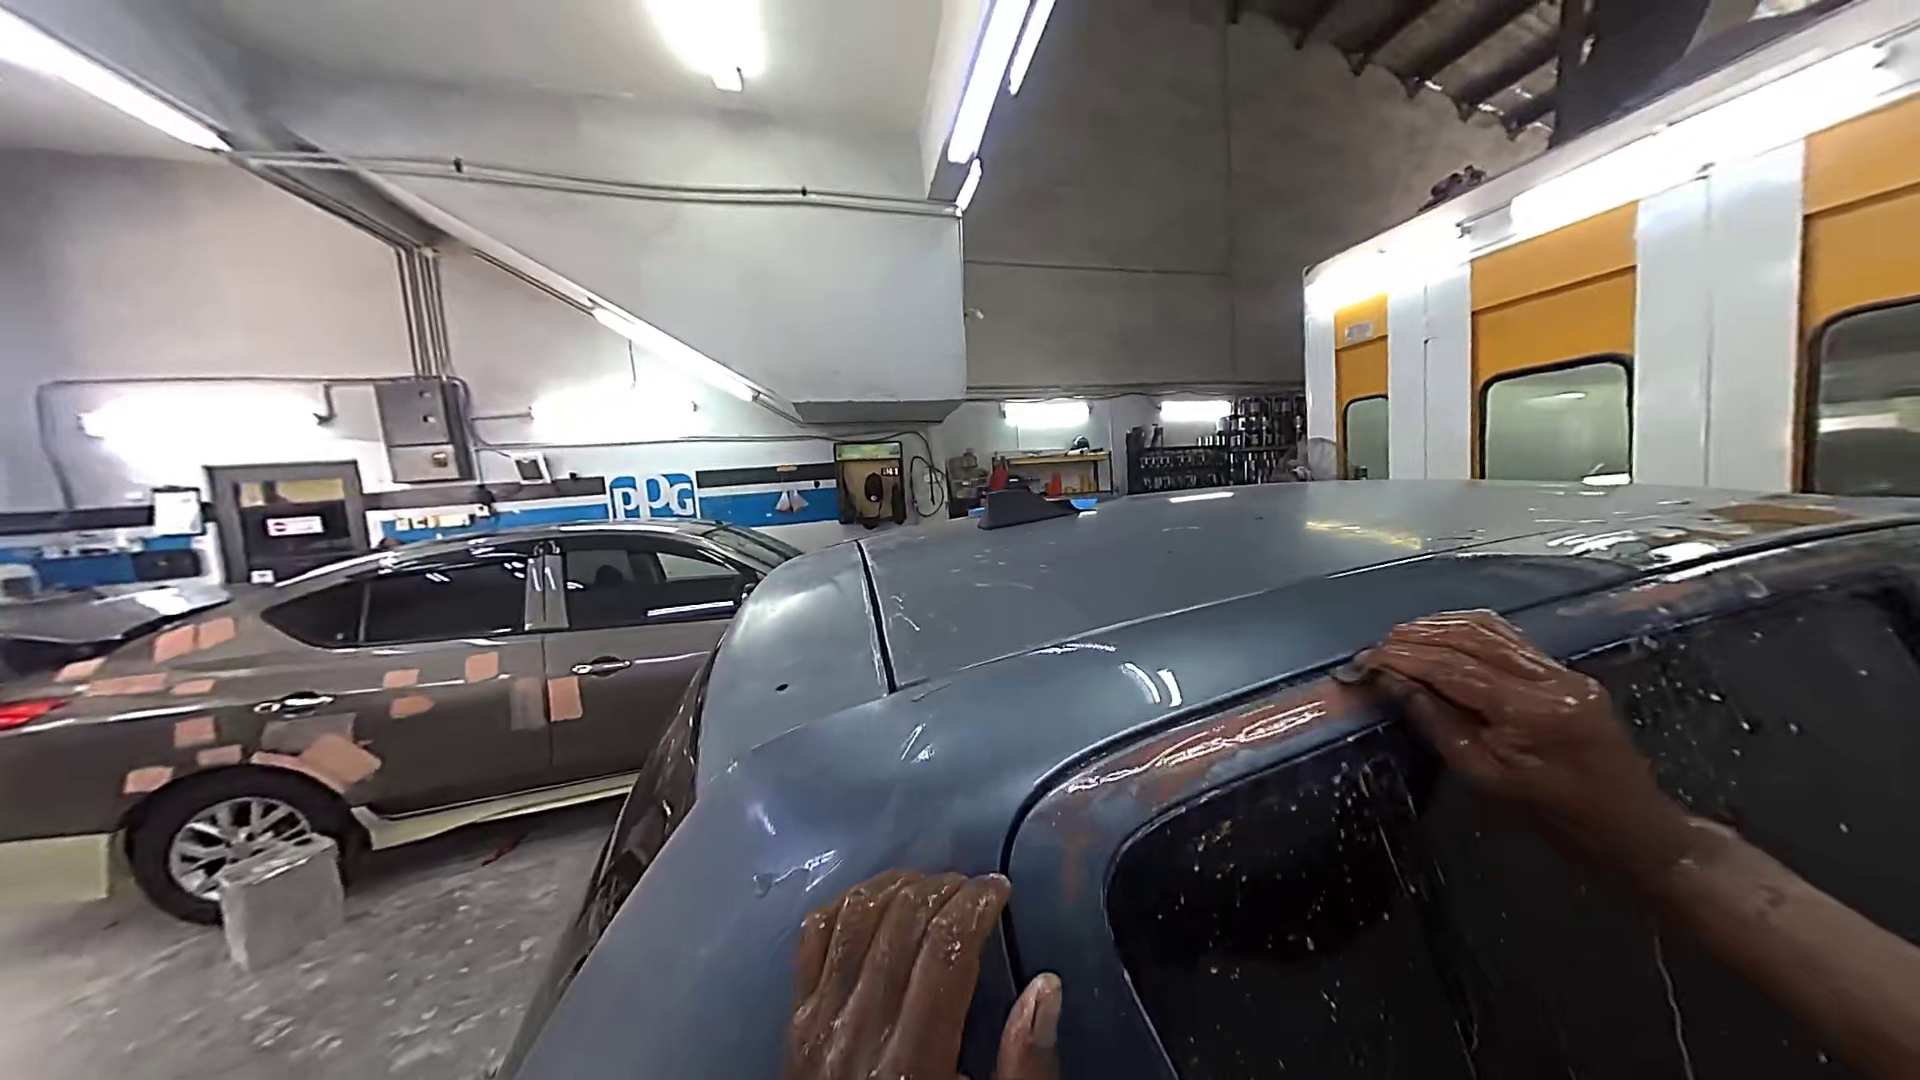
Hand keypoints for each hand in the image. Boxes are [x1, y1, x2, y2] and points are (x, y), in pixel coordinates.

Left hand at [785, 870, 1061, 1079]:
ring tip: (933, 885)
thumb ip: (1024, 1070)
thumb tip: (1047, 985)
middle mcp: (857, 1033)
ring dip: (900, 883)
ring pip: (858, 914)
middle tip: (974, 888)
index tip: (1000, 888)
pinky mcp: (793, 1018)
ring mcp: (817, 1021)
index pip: (945, 950)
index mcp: (912, 1066)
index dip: (977, 904)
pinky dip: (849, 901)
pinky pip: (815, 932)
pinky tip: (879, 899)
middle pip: (903, 920)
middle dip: (946, 888)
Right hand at [1355, 610, 1692, 881]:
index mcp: (1532, 711)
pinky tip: (1435, 634)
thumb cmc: (1552, 811)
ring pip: (1485, 629)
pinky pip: (1504, 635)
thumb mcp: (1481, 774)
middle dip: (1412, 639)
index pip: (1451, 667)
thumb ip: (1434, 720)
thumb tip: (1388, 680)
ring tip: (1396, 639)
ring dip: (1434, 628)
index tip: (1362, 661)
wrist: (1632, 826)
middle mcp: (1550, 679)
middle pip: (1467, 638)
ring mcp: (1561, 670)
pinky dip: (1462, 629)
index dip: (1400, 659)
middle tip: (1373, 649)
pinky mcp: (1562, 669)